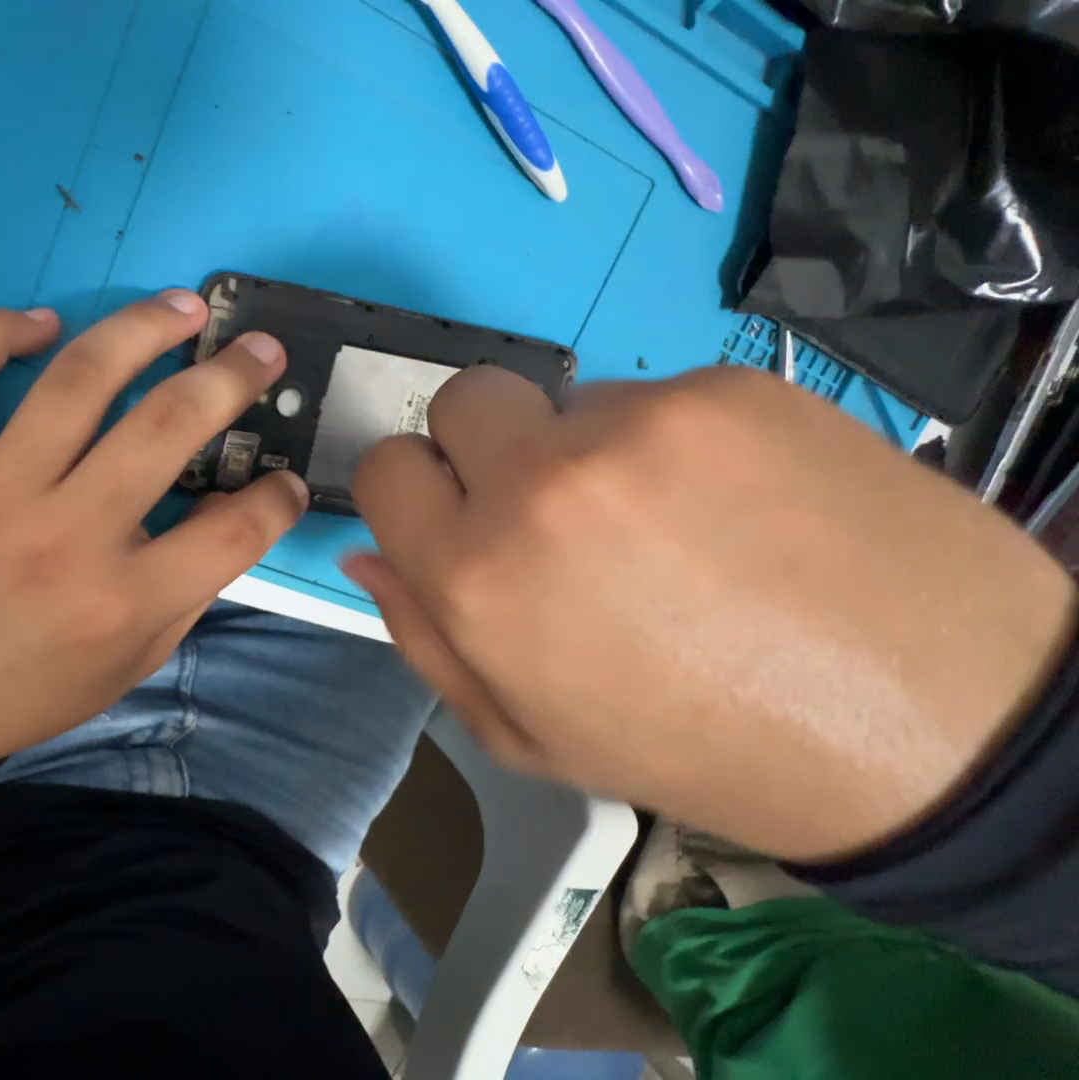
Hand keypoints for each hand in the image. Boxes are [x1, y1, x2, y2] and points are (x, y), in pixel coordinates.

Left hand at [0, 292, 307, 758]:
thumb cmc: (39, 684)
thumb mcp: (136, 659)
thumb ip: (192, 587)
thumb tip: (235, 507)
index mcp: (124, 598)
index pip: (234, 529)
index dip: (277, 498)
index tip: (285, 480)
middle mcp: (66, 536)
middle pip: (167, 426)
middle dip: (231, 377)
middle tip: (257, 351)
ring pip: (77, 380)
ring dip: (142, 327)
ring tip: (180, 307)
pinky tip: (42, 324)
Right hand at [347, 366, 1075, 861]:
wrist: (926, 726)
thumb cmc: (687, 746)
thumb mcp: (520, 731)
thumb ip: (421, 637)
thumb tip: (366, 555)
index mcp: (474, 572)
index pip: (384, 466)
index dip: (412, 494)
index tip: (453, 520)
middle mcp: (538, 481)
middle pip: (458, 399)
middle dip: (482, 447)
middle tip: (544, 507)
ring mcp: (640, 424)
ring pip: (563, 401)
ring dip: (581, 449)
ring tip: (662, 520)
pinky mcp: (732, 389)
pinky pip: (656, 396)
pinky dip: (669, 442)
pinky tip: (731, 502)